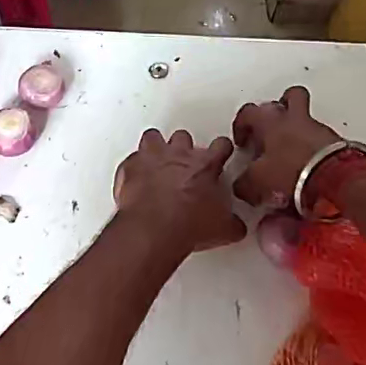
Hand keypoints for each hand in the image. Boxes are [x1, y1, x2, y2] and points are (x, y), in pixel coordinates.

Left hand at [112, 130, 246, 252]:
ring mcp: (152, 158)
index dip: (221, 148)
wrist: (155, 228)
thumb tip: (235, 227)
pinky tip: (135, 179)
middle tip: (184, 162)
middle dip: (183, 147)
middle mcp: (178, 155)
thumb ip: (231, 221)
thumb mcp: (222, 228)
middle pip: (183, 137)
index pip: (220, 145)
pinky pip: (130, 161)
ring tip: (156, 161)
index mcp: (205, 165)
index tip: (221, 151)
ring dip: (155, 148)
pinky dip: (133, 169)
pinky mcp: (130, 168)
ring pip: (153, 138)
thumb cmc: (186, 223)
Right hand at [231, 86, 342, 208]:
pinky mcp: (336, 144)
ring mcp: (319, 129)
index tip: (242, 138)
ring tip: (289, 148)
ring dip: (298, 129)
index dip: (241, 124)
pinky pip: (321, 139)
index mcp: (270, 121)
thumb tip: (242, 187)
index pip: (249, 112)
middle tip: (271, 126)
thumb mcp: (256, 182)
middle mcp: (295, 119)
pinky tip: (307, 164)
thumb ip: (244, 183)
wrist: (334, 181)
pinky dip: (312, 147)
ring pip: (306, 118)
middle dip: (279, 107)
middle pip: (289, 97)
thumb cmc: (292, 172)